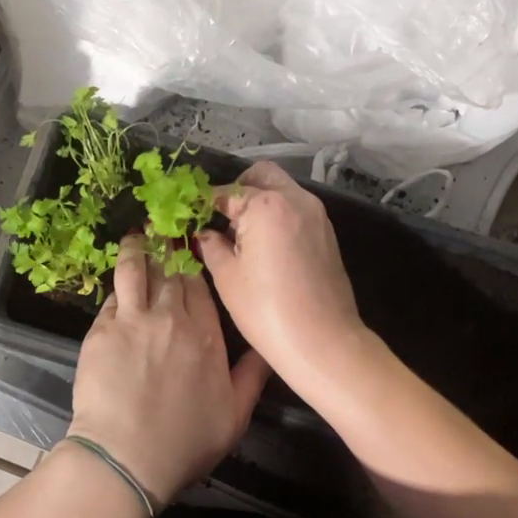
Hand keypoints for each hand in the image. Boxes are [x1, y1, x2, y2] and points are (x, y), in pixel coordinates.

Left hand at [66, 238, 270, 502]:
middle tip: (165, 224)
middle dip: (169, 245)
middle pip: (170, 270)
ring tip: (139, 233)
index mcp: (207, 334)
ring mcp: (133, 321)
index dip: (196, 262)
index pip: (202, 284)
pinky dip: (118, 283)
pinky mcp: (101, 331)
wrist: (127, 456)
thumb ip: (253, 376)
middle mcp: (172, 318)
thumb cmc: (185, 441)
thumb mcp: (236, 415)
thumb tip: (268, 347)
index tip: (193, 245)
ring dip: (139, 248)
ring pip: (137, 270)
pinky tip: (119, 274)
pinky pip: (112, 296)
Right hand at [197, 162, 364, 377]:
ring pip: (283, 190)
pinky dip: (278, 216)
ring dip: (260, 202)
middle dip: (238, 190)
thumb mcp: (227, 278)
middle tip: (220, 220)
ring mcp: (317, 215)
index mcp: (267, 205)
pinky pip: (297, 210)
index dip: (203, 203)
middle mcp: (296, 199)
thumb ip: (212, 246)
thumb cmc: (267, 311)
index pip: (226, 192)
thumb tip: (204, 233)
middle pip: (261, 176)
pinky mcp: (327, 234)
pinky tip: (265, 248)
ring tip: (242, 237)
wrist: (323, 342)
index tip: (189, 216)